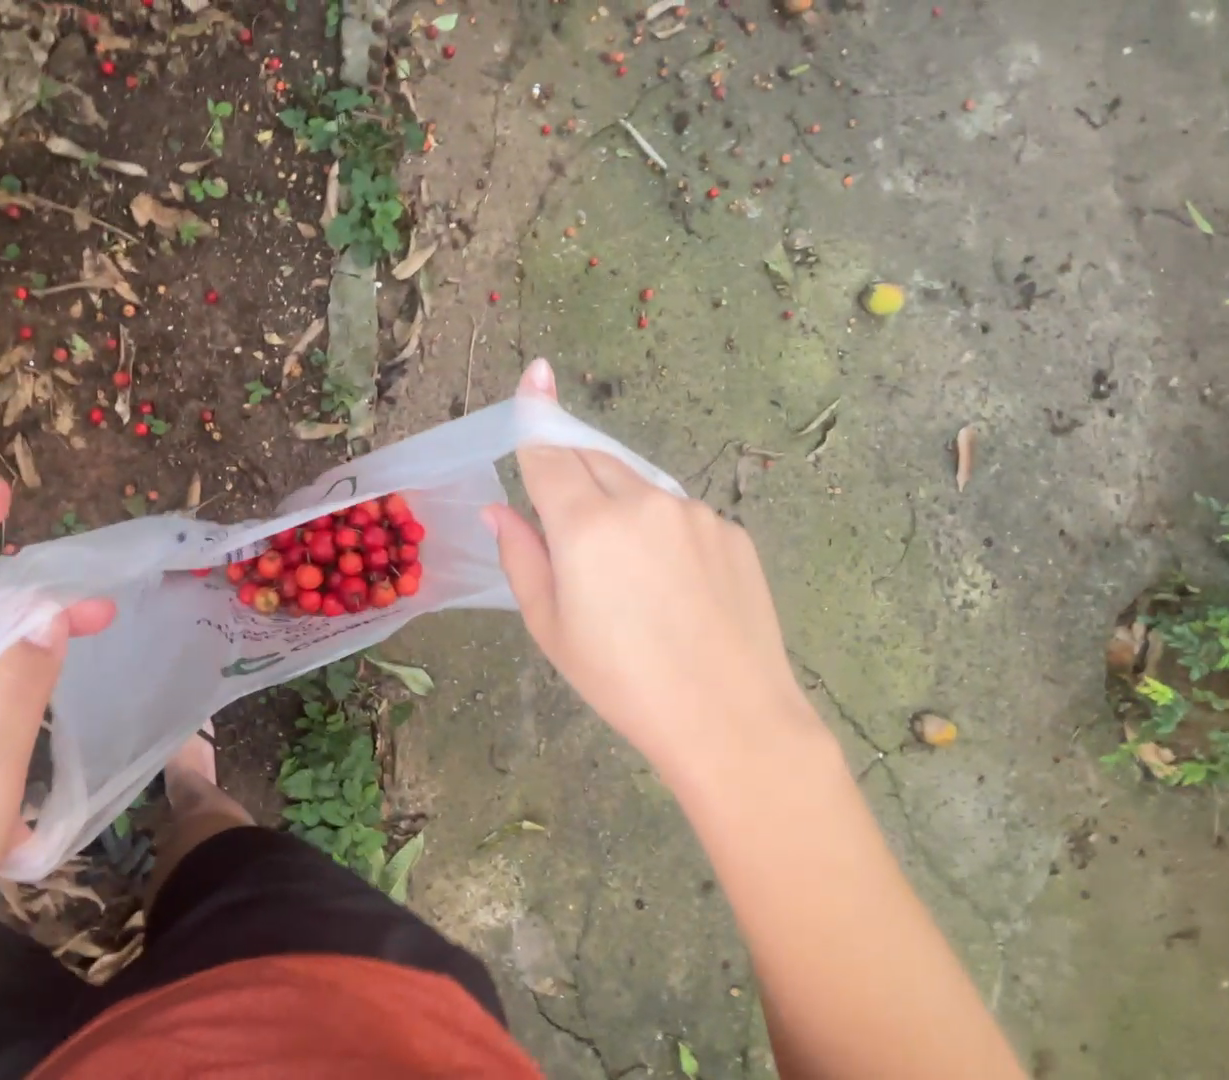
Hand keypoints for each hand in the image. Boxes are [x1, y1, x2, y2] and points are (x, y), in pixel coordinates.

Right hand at [485, 360, 820, 773]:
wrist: (730, 717)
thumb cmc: (621, 681)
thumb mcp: (550, 628)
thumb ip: (520, 557)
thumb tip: (498, 510)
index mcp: (585, 525)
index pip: (549, 452)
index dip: (536, 414)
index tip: (536, 373)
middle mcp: (640, 500)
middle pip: (592, 457)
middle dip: (569, 465)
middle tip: (559, 508)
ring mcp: (693, 511)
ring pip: (637, 484)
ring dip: (615, 501)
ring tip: (619, 568)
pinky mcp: (730, 529)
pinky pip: (678, 512)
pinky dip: (658, 527)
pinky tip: (667, 583)